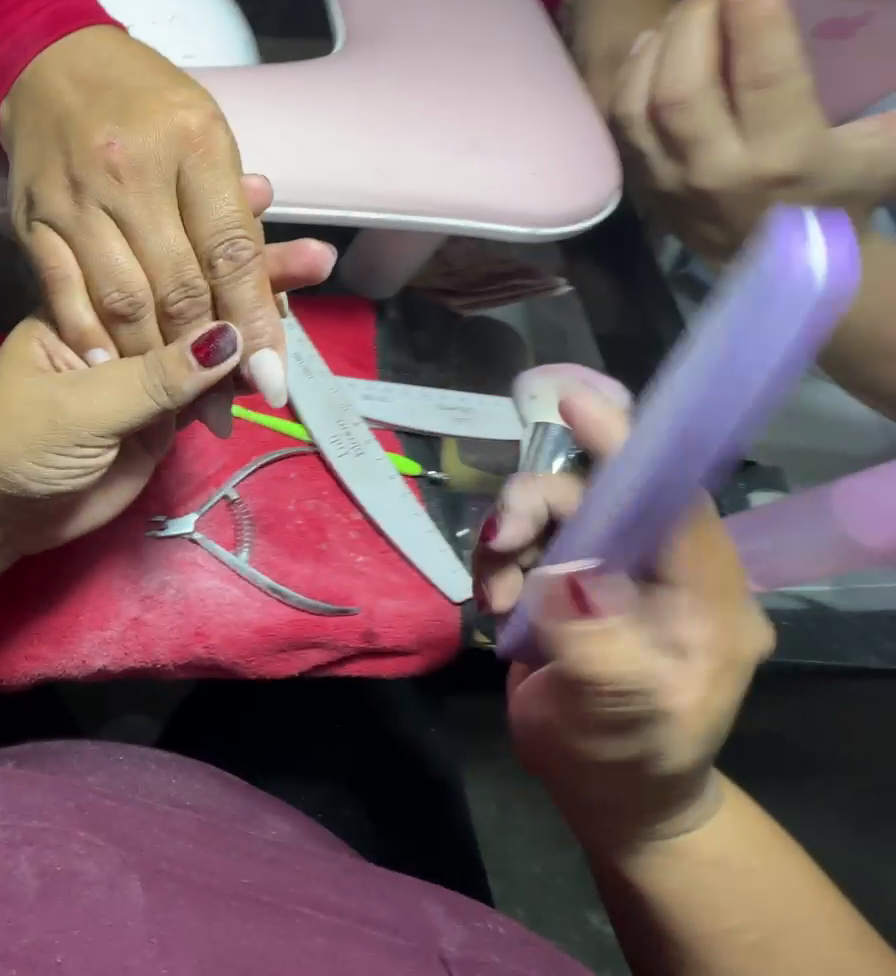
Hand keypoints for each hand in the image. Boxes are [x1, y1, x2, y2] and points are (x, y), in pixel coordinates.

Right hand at [0, 26, 330, 417]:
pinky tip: (109, 371)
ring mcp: (76, 201)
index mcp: (193, 143)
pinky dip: (88, 337)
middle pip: (179, 285)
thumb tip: (270, 286)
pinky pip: (62, 292)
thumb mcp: (202, 135)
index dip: (256, 321)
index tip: (271, 379)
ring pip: (122, 299)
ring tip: (176, 406)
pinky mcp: (32, 223)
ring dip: (152, 361)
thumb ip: (228, 210)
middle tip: (225, 410)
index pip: (232, 250)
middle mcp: (133, 173)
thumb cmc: (140, 100)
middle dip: (206, 357)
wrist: (46, 68)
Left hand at [0, 238, 332, 560]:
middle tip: (314, 255)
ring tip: (313, 277)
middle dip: (245, 276)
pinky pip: (204, 389)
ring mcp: (138, 374)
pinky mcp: (154, 418)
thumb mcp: (78, 408)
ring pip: (204, 344)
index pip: (151, 265)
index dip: (202, 240)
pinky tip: (278, 348)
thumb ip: (152, 377)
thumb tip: (229, 339)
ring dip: (253, 320)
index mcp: (79, 306)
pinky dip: (239, 374)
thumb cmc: (12, 447)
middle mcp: (114, 329)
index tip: (257, 205)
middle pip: (187, 297)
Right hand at [473, 385, 774, 851]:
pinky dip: (496, 565)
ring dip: (508, 545)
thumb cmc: (620, 758)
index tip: (578, 406)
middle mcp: (663, 576)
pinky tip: (492, 605)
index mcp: (707, 601)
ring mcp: (613, 580)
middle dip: (536, 511)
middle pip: (597, 502)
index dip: (630, 451)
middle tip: (497, 544)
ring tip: (492, 600)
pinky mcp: (570, 588)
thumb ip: (599, 649)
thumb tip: (569, 576)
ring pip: (552, 519)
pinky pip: (523, 548)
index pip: (675, 505)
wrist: (605, 791)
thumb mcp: (613, 715)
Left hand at [612, 0, 895, 262]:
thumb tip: (882, 26)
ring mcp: (665, 182)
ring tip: (683, 10)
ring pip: (637, 109)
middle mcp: (713, 170)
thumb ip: (888, 104)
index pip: (760, 76)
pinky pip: (619, 130)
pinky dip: (628, 83)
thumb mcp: (885, 147)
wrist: (780, 266)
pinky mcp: (637, 187)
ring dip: (656, 51)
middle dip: (695, 25)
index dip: (753, 19)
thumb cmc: (842, 196)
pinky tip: (647, 49)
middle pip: (681, 90)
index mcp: (784, 158)